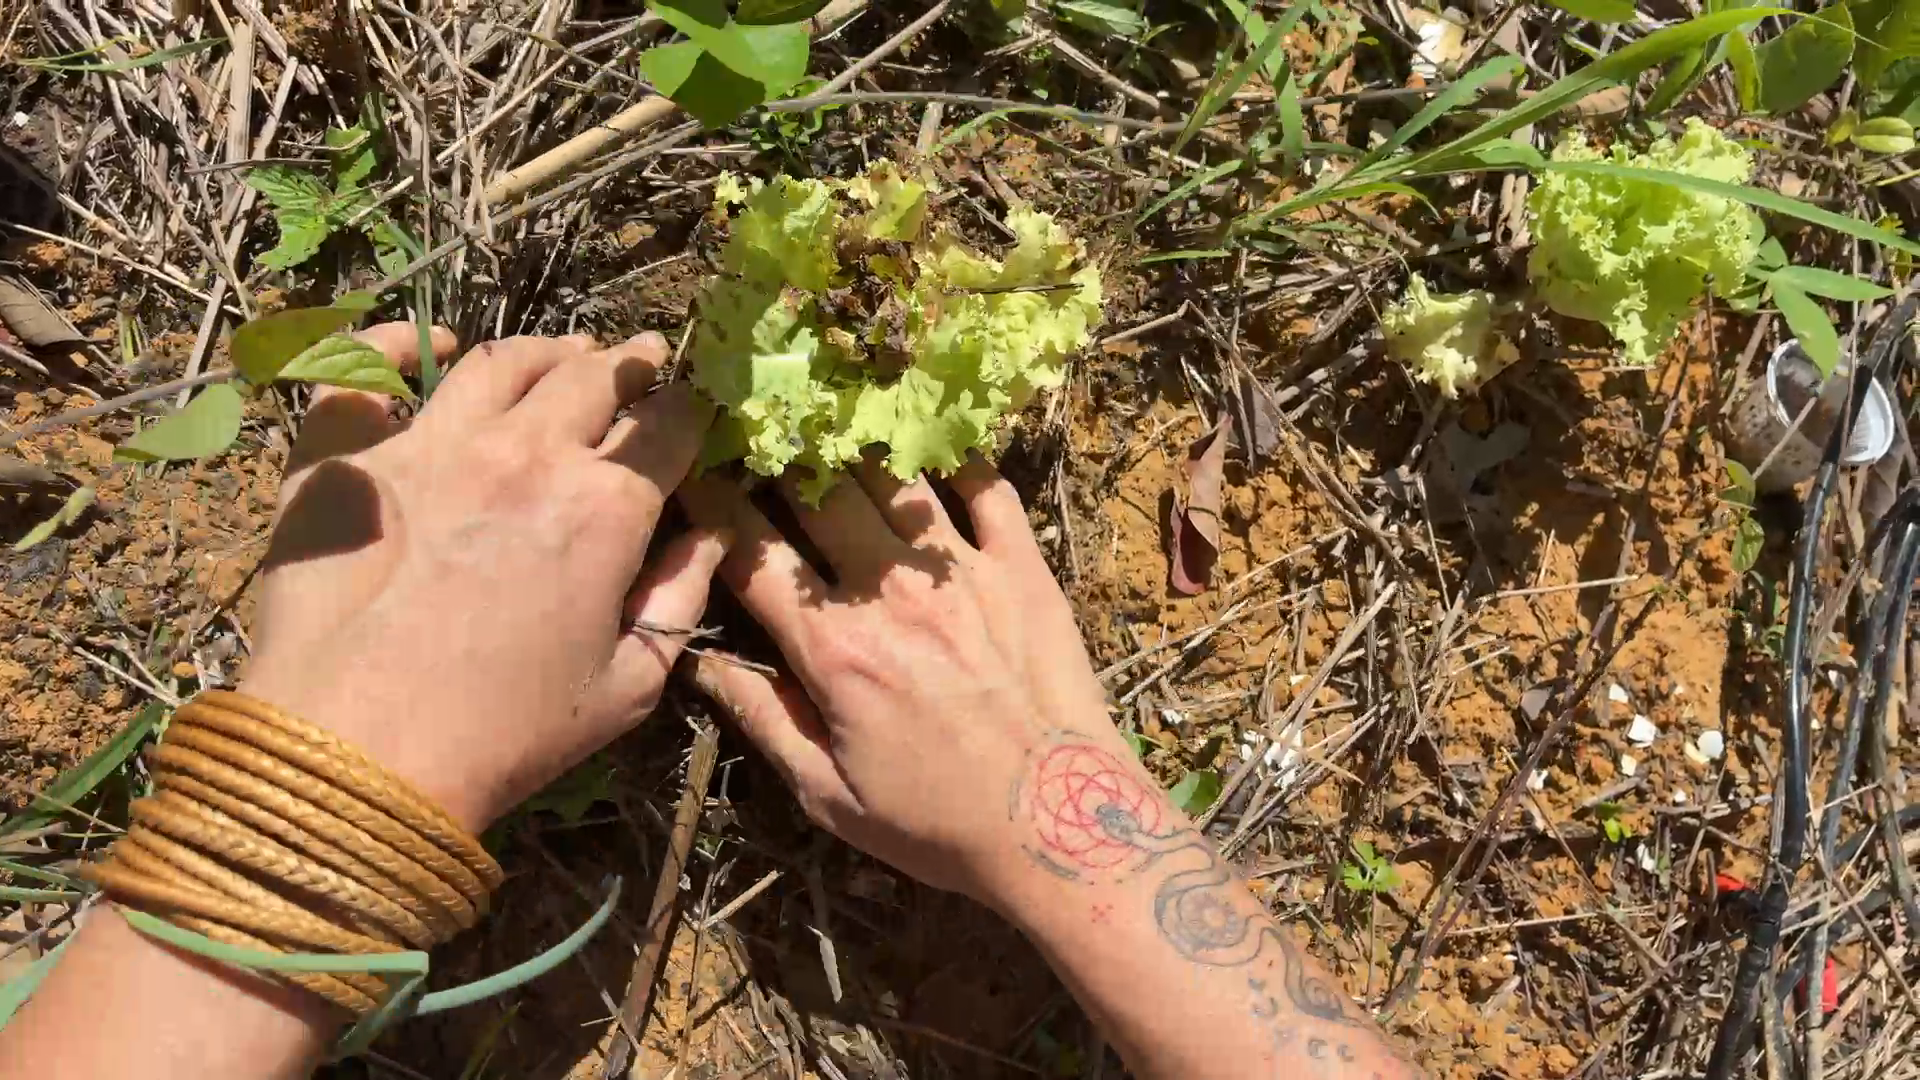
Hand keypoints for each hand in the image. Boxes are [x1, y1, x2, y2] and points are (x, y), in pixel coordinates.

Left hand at [239, 326, 723, 831]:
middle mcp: (528, 457)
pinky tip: (428, 344)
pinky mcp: (345, 463)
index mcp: (608, 508)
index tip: (699, 405)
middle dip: (633, 361)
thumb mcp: (636, 677)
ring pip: (502, 362)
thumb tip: (712, 535)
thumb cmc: (516, 729)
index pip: (668, 427)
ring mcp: (431, 449)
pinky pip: (362, 374)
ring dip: (549, 348)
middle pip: (596, 377)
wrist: (359, 762)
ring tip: (568, 350)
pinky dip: (395, 346)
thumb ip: (683, 595)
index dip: (693, 408)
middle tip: (645, 356)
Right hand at [678, 453, 1117, 900]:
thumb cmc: (938, 820)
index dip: (713, 505)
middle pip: (817, 493)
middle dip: (781, 458)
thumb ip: (762, 718)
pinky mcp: (1022, 565)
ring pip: (894, 477)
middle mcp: (889, 589)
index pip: (752, 554)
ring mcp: (962, 569)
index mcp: (832, 647)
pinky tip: (938, 444)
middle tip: (769, 437)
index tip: (697, 473)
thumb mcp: (828, 794)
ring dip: (859, 445)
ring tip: (840, 423)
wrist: (1059, 820)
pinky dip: (960, 459)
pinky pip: (988, 487)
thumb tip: (699, 662)